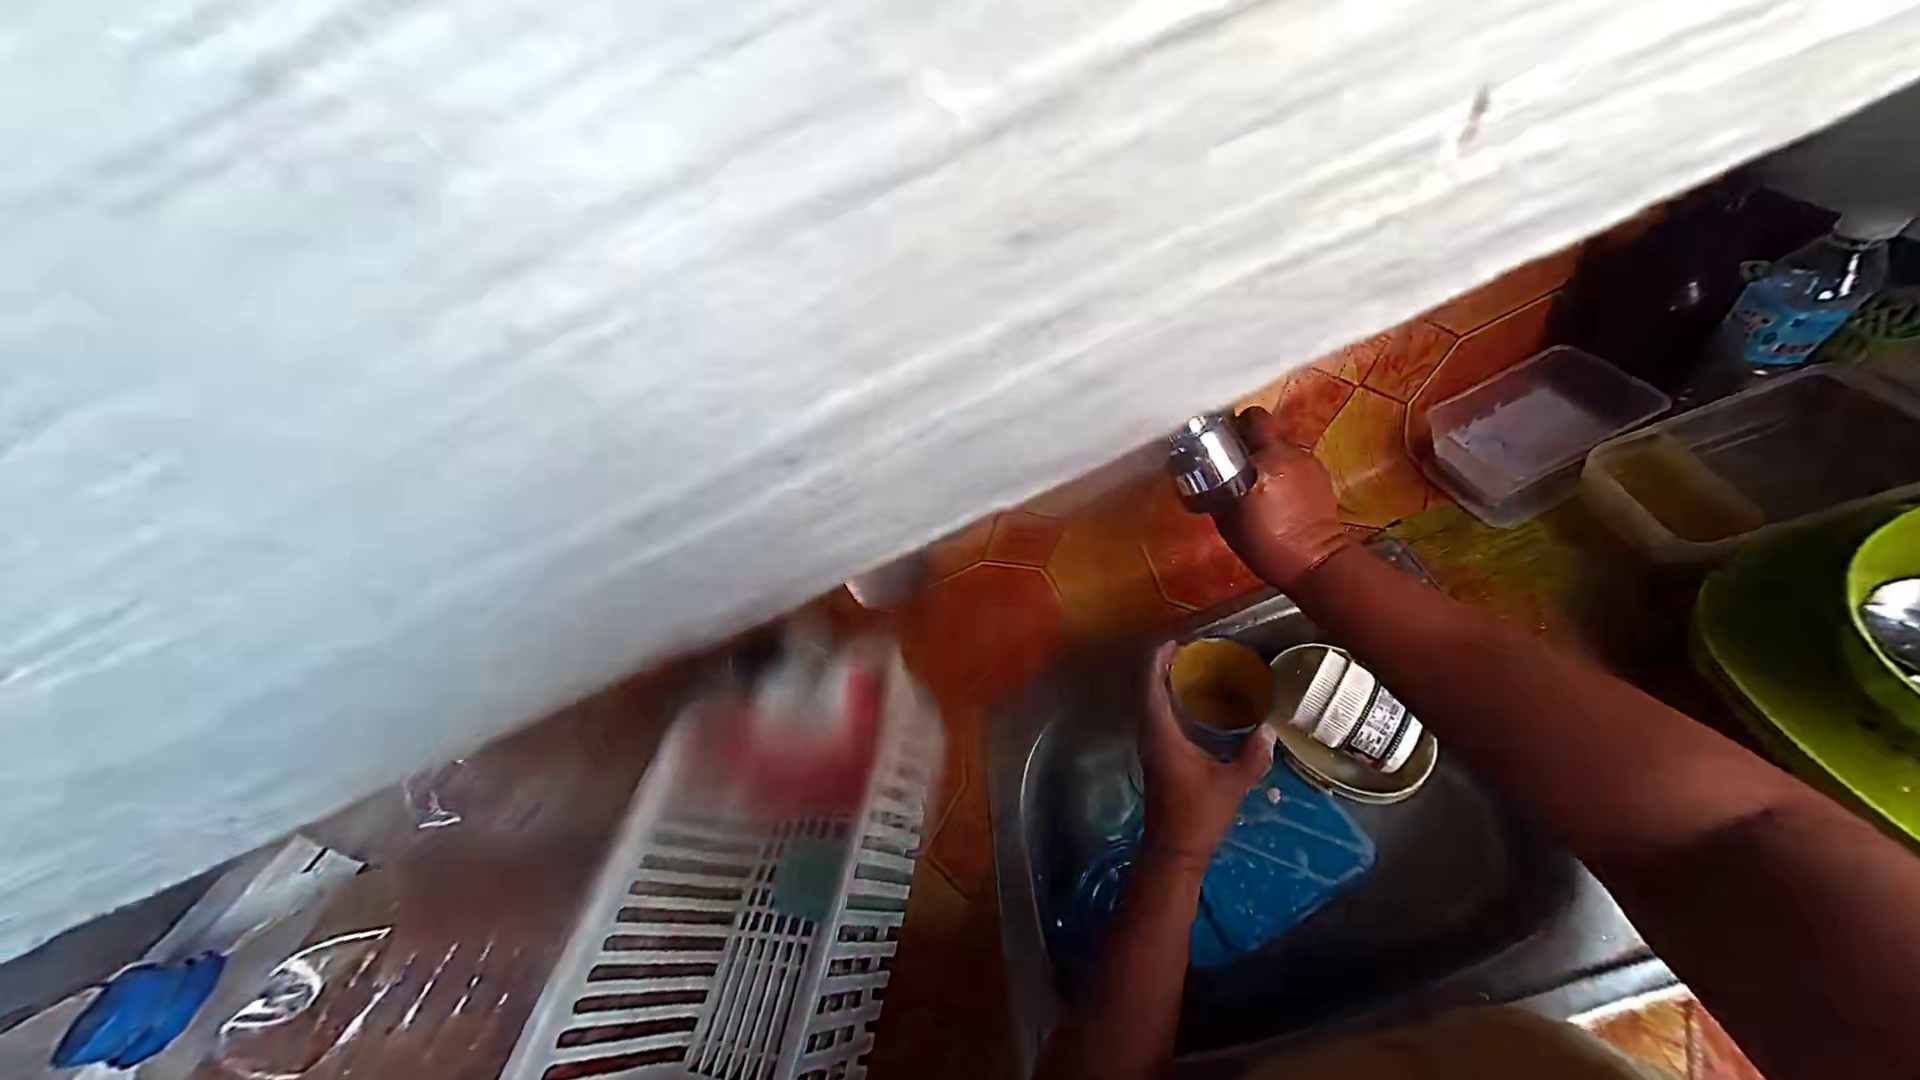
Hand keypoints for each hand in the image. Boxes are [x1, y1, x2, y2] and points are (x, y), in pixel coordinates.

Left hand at [1138, 641, 1277, 870]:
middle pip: (1145, 688)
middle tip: (1185, 651)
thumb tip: (1271, 729)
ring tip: (1185, 667)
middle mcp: (1148, 734)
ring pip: (1146, 701)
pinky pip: (1152, 713)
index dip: (1158, 661)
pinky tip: (1183, 699)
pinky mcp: (1152, 752)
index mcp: (1161, 734)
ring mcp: (1147, 743)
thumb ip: (1253, 755)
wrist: (1174, 846)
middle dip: (1160, 666)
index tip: (1174, 643)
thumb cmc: (1200, 813)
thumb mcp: (1232, 783)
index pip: (1151, 686)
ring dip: (1159, 681)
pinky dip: (1162, 698)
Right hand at [1211, 406, 1353, 589]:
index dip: (1226, 428)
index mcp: (1260, 467)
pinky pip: (1293, 455)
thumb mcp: (1227, 521)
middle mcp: (1285, 455)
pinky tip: (1276, 484)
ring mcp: (1306, 459)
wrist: (1315, 562)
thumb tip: (1208, 478)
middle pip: (1262, 421)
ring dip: (1264, 447)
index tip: (1214, 441)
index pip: (1241, 425)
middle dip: (1246, 429)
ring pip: (1278, 438)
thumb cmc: (1265, 547)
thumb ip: (1218, 491)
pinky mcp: (1320, 469)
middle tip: (1232, 449)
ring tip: (1254, 470)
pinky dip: (1281, 462)